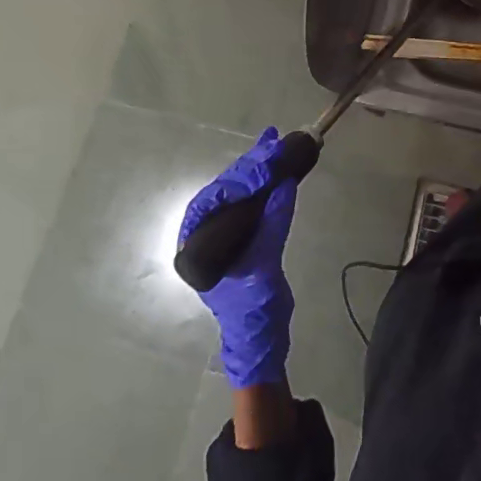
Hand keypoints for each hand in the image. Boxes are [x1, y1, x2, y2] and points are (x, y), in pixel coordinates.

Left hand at [181, 127, 296, 389]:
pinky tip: (277, 168)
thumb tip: (284, 185)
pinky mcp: (240, 236)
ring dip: (258, 170)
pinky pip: (250, 204)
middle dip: (251, 167)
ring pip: (238, 194)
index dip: (241, 178)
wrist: (260, 338)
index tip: (266, 161)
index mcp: (196, 242)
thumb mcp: (264, 267)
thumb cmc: (253, 309)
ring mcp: (221, 235)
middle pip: (226, 191)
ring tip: (276, 144)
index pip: (216, 200)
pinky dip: (265, 185)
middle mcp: (203, 233)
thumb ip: (272, 226)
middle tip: (275, 142)